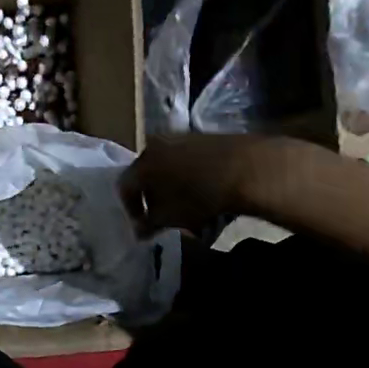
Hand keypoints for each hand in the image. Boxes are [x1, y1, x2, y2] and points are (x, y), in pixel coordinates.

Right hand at [121, 134, 300, 233]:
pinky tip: (200, 192)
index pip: (124, 187)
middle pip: (146, 175)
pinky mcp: (203, 137)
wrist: (244, 168)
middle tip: (161, 217)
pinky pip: (185, 161)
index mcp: (142, 162)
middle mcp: (156, 144)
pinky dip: (186, 177)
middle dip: (151, 198)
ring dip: (170, 187)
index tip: (142, 227)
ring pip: (166, 167)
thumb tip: (140, 230)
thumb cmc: (198, 197)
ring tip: (183, 206)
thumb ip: (149, 224)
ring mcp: (180, 137)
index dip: (130, 210)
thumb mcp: (169, 217)